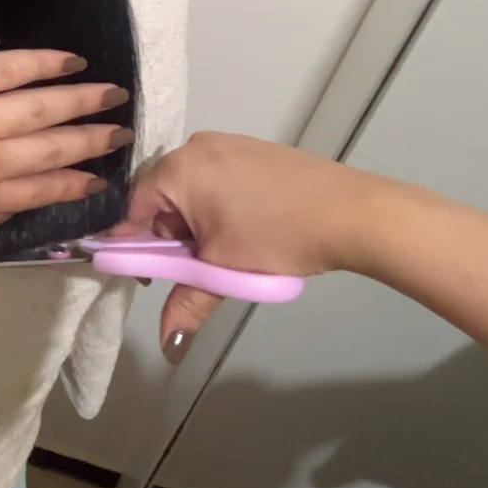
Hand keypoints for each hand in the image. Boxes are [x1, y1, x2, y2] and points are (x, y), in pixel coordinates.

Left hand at [0, 50, 133, 252]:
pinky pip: (11, 67)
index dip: (75, 184)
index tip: (100, 179)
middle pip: (53, 147)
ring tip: (112, 95)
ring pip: (44, 105)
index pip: (39, 191)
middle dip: (92, 141)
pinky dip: (44, 63)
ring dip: (82, 101)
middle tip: (122, 133)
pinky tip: (70, 61)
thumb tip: (0, 221)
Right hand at [127, 131, 391, 361]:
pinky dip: (220, 202)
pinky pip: (217, 176)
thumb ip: (188, 302)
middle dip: (172, 232)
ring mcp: (226, 142)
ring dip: (197, 219)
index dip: (136, 241)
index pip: (134, 205)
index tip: (150, 271)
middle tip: (197, 263)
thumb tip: (168, 345)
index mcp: (176, 168)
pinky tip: (249, 225)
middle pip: (162, 195)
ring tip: (227, 248)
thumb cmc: (276, 235)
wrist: (352, 212)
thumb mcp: (224, 270)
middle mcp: (194, 146)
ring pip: (191, 186)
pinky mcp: (251, 147)